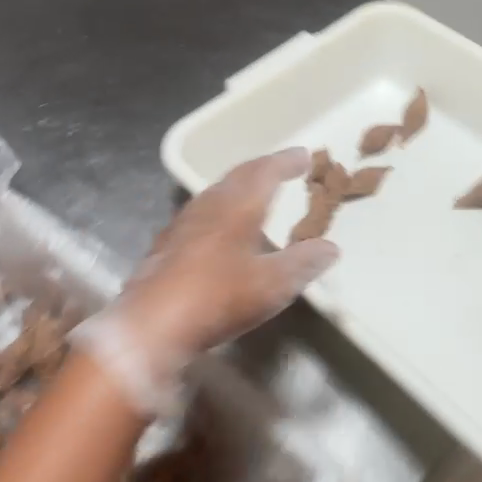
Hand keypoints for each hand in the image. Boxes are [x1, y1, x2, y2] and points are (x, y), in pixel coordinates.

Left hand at [72, 148, 338, 417]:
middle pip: (236, 177)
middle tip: (280, 168)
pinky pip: (199, 214)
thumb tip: (330, 247)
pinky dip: (219, 210)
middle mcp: (207, 207)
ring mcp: (181, 225)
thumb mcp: (272, 285)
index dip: (285, 162)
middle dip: (261, 169)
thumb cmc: (216, 298)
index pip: (264, 172)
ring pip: (214, 194)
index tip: (304, 156)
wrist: (150, 325)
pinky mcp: (165, 246)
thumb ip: (302, 263)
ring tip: (254, 194)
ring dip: (238, 188)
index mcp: (236, 207)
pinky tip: (219, 230)